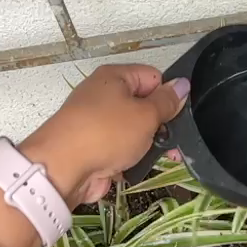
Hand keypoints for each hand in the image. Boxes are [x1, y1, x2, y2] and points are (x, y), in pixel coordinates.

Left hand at [21, 64, 190, 203]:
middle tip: (174, 142)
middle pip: (143, 106)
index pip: (153, 78)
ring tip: (161, 158)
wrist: (64, 168)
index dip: (168, 95)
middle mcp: (104, 96)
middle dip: (160, 125)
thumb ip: (167, 102)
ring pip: (134, 133)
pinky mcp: (95, 149)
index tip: (179, 114)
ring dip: (147, 146)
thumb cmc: (106, 133)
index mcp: (115, 77)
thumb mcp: (146, 115)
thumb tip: (182, 85)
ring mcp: (98, 124)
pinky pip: (121, 151)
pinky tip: (139, 169)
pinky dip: (131, 160)